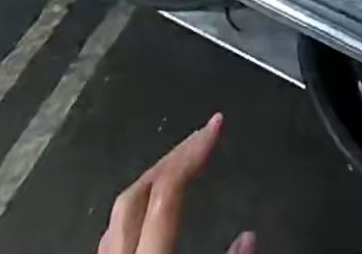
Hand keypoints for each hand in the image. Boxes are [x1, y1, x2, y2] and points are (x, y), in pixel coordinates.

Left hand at [99, 112, 254, 253]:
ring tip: (181, 163)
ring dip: (151, 180)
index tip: (217, 124)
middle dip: (171, 158)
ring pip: (117, 213)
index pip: (166, 193)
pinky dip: (136, 210)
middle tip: (203, 135)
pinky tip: (151, 211)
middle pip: (135, 195)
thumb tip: (249, 236)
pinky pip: (113, 234)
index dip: (193, 152)